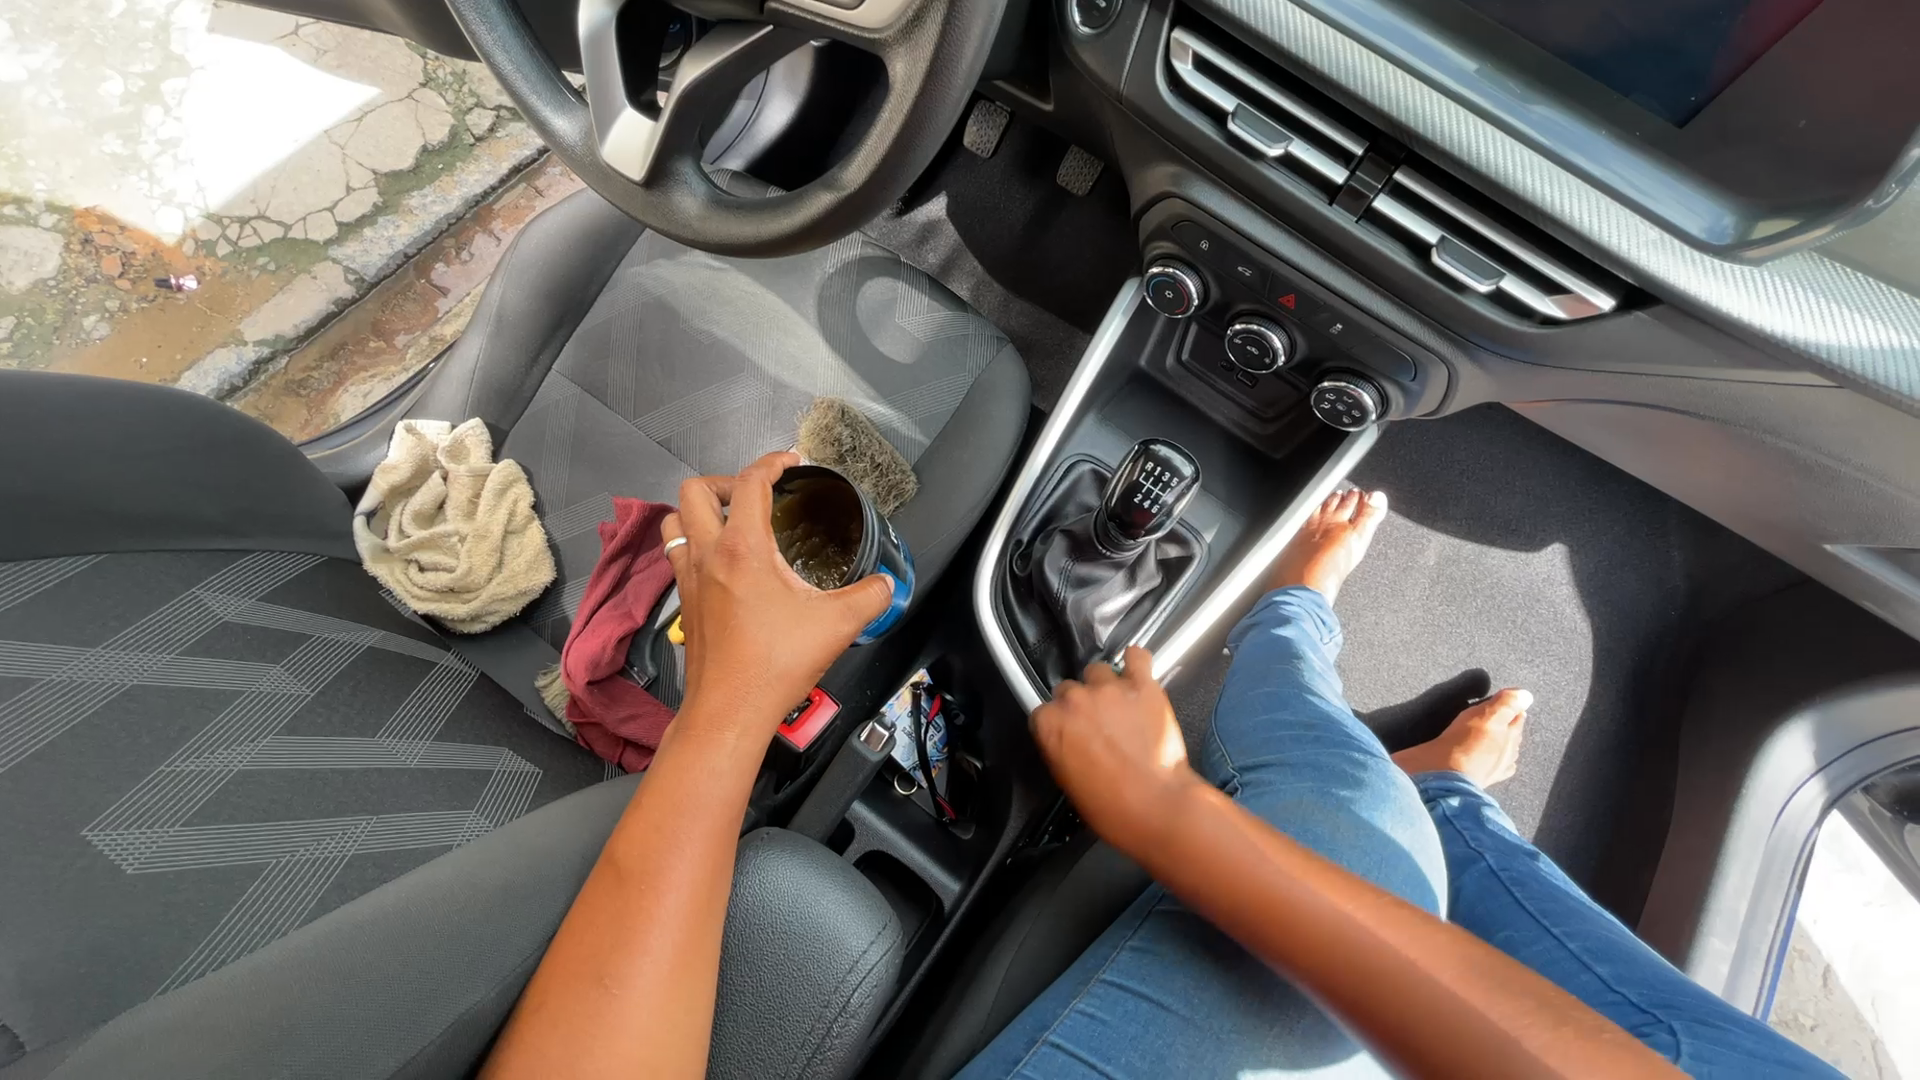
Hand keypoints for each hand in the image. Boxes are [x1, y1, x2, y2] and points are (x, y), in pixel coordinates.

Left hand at [661, 451, 892, 739]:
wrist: (729, 711)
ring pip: (676, 522)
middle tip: (759, 496)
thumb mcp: (838, 625)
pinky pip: (678, 555)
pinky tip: (726, 565)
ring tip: (735, 523)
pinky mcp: (684, 604)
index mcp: (743, 548)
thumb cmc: (777, 662)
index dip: (773, 462)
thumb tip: (886, 584)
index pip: (749, 482)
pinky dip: (696, 544)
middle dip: (728, 481)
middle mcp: (707, 555)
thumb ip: (870, 596)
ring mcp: (689, 580)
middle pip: (696, 490)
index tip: (793, 462)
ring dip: (702, 512)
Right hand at [1029, 647, 1205, 856]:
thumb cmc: (1114, 806)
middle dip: (1079, 705)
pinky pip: (1136, 656)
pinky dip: (1135, 661)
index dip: (1057, 723)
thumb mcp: (1068, 783)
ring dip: (1105, 685)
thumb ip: (1060, 749)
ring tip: (1118, 706)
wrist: (1158, 807)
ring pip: (1097, 671)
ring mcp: (1108, 689)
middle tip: (1096, 726)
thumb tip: (1066, 740)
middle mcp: (1075, 700)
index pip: (1043, 711)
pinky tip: (1136, 670)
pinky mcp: (1142, 686)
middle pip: (1067, 689)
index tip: (1069, 733)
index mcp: (1050, 725)